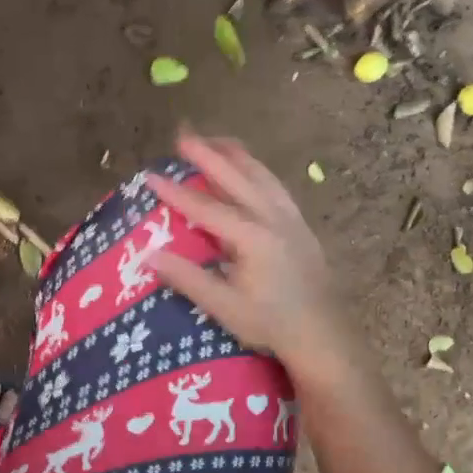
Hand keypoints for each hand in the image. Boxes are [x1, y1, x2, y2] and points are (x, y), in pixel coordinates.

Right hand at [149, 132, 355, 380]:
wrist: (324, 337)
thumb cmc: (271, 324)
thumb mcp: (224, 307)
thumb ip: (187, 278)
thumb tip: (148, 255)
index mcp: (252, 237)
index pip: (206, 207)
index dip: (176, 192)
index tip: (151, 175)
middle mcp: (273, 219)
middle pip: (236, 178)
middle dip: (208, 155)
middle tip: (183, 134)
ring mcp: (291, 220)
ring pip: (261, 176)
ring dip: (236, 155)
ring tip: (216, 140)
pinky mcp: (301, 227)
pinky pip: (276, 186)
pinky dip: (258, 171)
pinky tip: (251, 170)